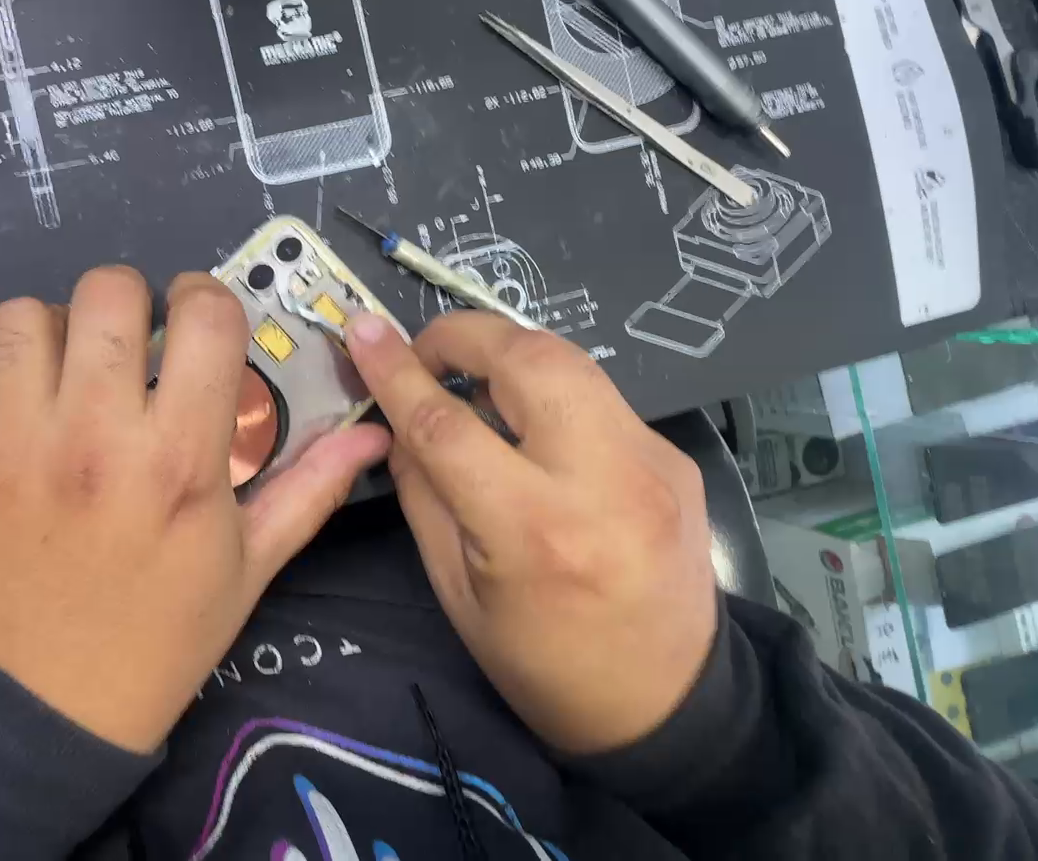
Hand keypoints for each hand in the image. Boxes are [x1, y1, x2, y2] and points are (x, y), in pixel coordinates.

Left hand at [0, 266, 390, 752]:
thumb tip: (374, 433)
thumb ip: (312, 487)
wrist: (41, 710)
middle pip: (105, 291)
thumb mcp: (248, 566)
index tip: (196, 319)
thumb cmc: (159, 634)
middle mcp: (92, 434)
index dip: (206, 298)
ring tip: (66, 373)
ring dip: (52, 331)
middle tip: (129, 343)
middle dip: (127, 301)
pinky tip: (11, 417)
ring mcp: (9, 444)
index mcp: (178, 458)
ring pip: (22, 316)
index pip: (204, 316)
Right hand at [346, 311, 717, 755]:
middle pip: (527, 359)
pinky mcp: (676, 456)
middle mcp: (603, 480)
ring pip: (568, 358)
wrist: (667, 706)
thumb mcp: (453, 587)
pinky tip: (528, 428)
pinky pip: (594, 394)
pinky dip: (545, 390)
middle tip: (423, 354)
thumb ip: (421, 490)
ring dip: (504, 352)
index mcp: (533, 530)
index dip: (395, 370)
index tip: (361, 331)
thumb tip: (401, 416)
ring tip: (469, 382)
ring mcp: (653, 461)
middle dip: (461, 335)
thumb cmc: (538, 660)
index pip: (446, 423)